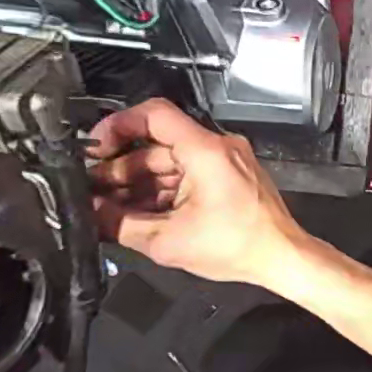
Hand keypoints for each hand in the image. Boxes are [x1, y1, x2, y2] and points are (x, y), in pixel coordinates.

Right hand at [88, 98, 308, 289]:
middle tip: (92, 192)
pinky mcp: (231, 176)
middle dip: (121, 169)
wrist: (281, 257)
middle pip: (157, 145)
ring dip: (139, 183)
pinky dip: (163, 190)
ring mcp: (227, 161)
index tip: (95, 149)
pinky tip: (140, 213)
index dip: (117, 126)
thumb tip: (90, 213)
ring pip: (170, 162)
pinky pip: (189, 173)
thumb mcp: (167, 240)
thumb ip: (119, 224)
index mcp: (207, 151)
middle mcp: (220, 148)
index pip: (154, 114)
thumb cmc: (239, 246)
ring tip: (110, 209)